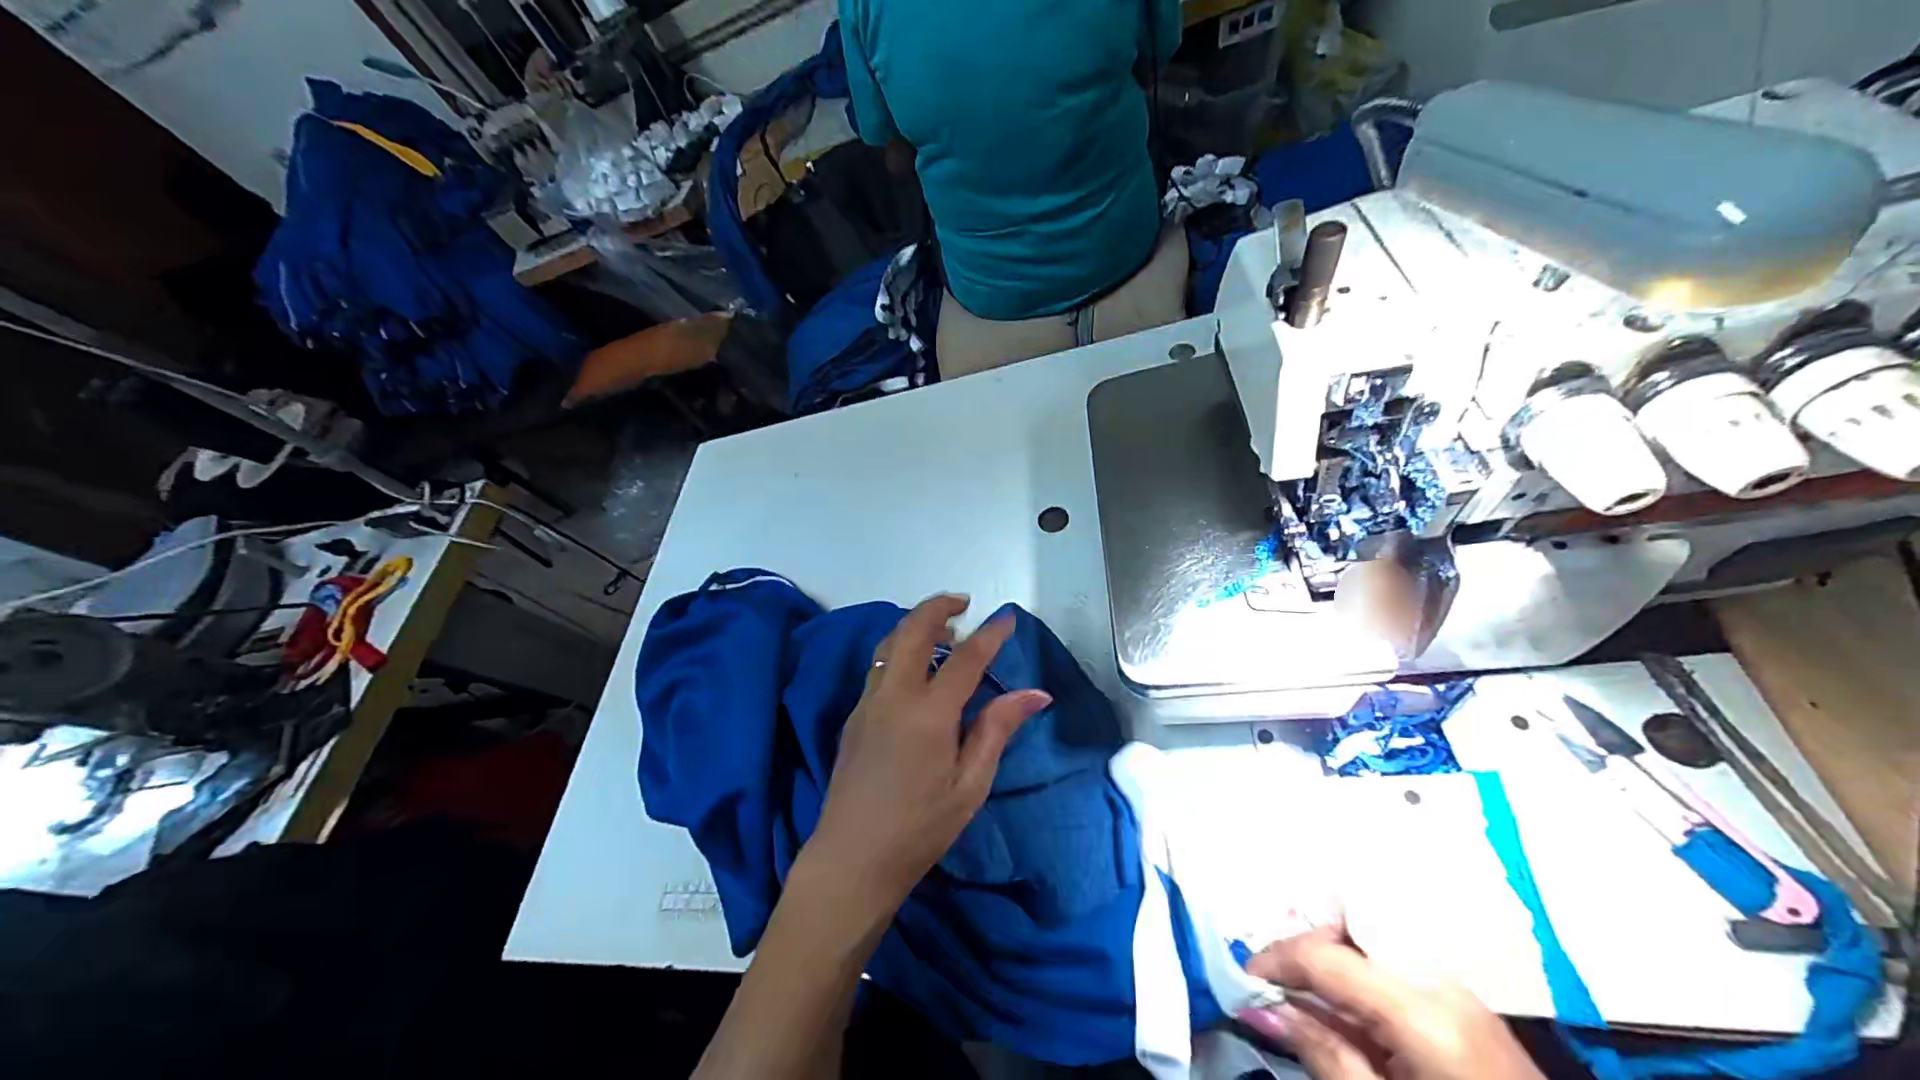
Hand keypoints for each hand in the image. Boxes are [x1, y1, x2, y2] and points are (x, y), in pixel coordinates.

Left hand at [799, 593, 1051, 916]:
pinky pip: (878, 666)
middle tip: (964, 603)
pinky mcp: (854, 717)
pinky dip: (899, 649)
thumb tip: (1035, 694)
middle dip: (938, 607)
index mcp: (928, 713)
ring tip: (943, 629)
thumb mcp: (970, 784)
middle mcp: (893, 696)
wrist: (852, 859)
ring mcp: (867, 703)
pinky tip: (915, 668)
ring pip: (888, 644)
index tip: (1008, 617)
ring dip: (915, 625)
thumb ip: (997, 729)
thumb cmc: (920, 828)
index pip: (965, 658)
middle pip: (912, 631)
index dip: (990, 635)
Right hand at [1237, 926, 1544, 1079]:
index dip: (1275, 961)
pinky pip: (1397, 969)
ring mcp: (1463, 993)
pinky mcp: (1471, 1010)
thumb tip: (1266, 1008)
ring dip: (1330, 962)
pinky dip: (1361, 977)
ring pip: (1372, 945)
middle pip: (1350, 933)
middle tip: (1271, 989)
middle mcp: (1442, 983)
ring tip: (1304, 999)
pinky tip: (1348, 1011)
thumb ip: (1324, 1053)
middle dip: (1303, 953)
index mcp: (1422, 1010)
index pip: (1326, 955)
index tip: (1242, 982)